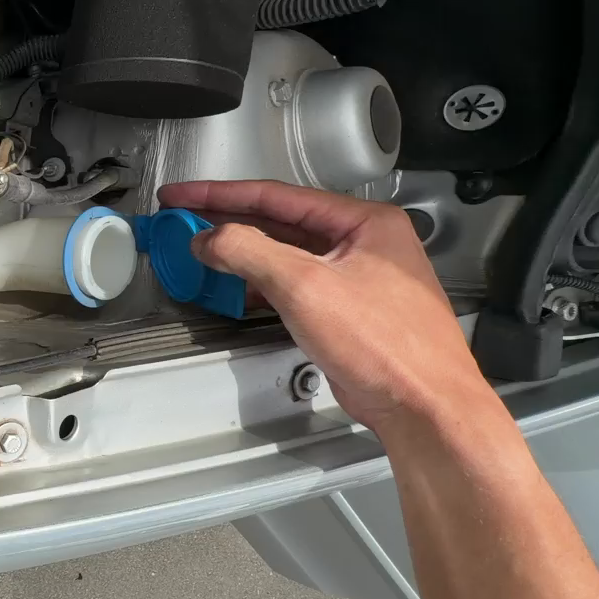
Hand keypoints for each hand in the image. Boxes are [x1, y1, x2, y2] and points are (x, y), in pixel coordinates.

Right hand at [158, 180, 492, 430]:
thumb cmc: (385, 344)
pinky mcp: (336, 305)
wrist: (421, 404)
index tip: (178, 195)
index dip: (217, 194)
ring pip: (276, 251)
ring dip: (232, 250)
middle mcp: (359, 243)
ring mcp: (348, 275)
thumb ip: (247, 251)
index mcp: (363, 223)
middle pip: (274, 221)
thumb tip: (205, 238)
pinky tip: (224, 283)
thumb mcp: (304, 285)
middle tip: (177, 218)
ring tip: (192, 248)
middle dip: (221, 219)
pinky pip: (282, 280)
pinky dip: (248, 279)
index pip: (275, 196)